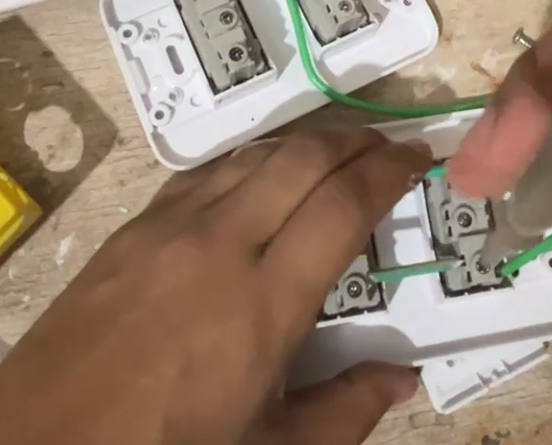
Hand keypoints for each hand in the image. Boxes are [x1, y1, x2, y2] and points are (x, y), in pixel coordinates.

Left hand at [0, 129, 428, 444]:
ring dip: (306, 142)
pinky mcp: (134, 226)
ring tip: (337, 150)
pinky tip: (263, 172)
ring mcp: (171, 227)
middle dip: (356, 140)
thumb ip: (345, 412)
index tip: (417, 156)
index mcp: (263, 304)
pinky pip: (207, 170)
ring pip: (256, 154)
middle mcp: (222, 244)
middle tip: (388, 145)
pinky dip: (251, 159)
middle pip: (304, 158)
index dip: (388, 171)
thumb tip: (404, 376)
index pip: (343, 206)